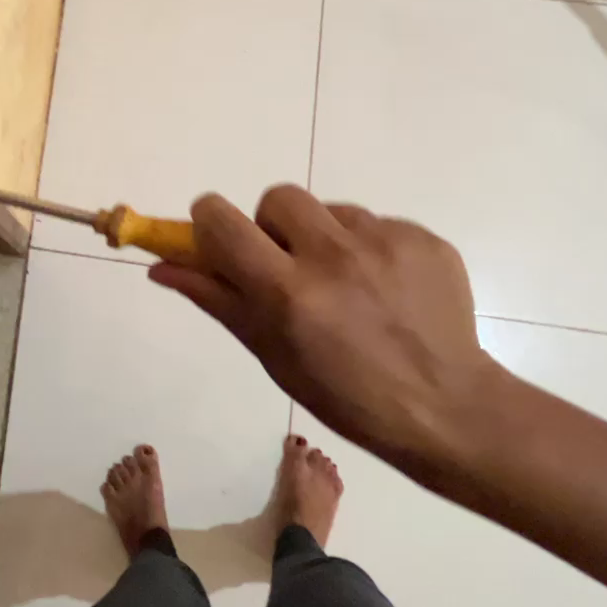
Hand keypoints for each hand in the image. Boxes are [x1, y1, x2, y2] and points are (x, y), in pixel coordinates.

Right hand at [150, 184, 500, 469]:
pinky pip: (375, 224)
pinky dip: (369, 249)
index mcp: (287, 290)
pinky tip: (385, 290)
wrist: (446, 408)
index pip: (220, 218)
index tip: (219, 240)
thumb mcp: (270, 353)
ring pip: (330, 210)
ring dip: (325, 238)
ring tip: (348, 287)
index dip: (209, 221)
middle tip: (289, 268)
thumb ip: (216, 299)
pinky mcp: (423, 239)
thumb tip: (160, 267)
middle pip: (277, 198)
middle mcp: (332, 254)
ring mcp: (384, 241)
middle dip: (273, 226)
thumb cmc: (343, 394)